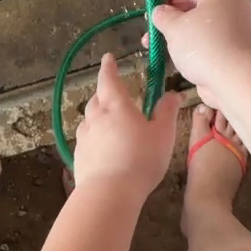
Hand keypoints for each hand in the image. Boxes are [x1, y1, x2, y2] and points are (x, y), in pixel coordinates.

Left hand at [73, 52, 181, 198]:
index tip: (108, 58)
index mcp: (115, 106)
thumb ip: (167, 111)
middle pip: (96, 99)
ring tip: (110, 123)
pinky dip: (94, 138)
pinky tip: (103, 148)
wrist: (109, 192)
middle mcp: (95, 118)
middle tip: (114, 95)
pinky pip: (86, 140)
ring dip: (98, 117)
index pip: (109, 79)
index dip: (109, 67)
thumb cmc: (141, 159)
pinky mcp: (78, 157)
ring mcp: (84, 138)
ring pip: (89, 120)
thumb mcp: (163, 133)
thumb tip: (172, 94)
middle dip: (104, 93)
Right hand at [146, 0, 250, 102]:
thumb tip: (160, 12)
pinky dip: (185, 39)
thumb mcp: (176, 28)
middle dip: (172, 2)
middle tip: (152, 16)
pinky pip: (204, 34)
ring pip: (198, 16)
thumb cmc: (207, 45)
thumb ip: (163, 16)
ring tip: (152, 41)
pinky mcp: (229, 45)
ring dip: (174, 25)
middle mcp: (228, 1)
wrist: (238, 80)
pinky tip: (168, 53)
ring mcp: (231, 24)